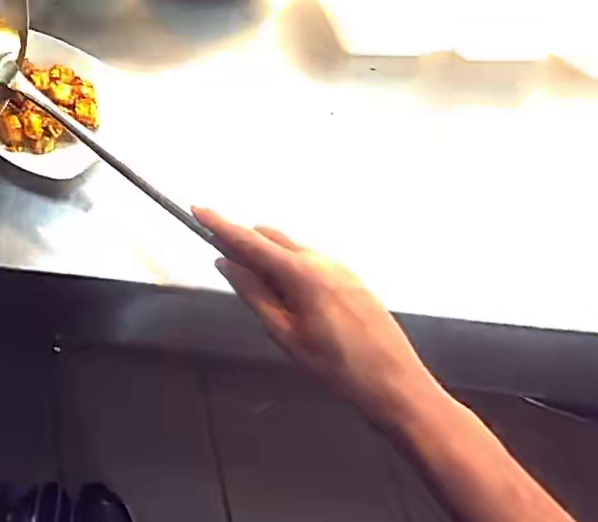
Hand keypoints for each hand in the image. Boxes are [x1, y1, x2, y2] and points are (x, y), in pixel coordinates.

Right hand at [195, 207, 439, 427]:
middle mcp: (319, 259)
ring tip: (268, 298)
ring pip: (289, 248)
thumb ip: (252, 293)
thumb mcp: (284, 334)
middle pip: (269, 237)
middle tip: (229, 268)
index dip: (220, 224)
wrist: (400, 389)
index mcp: (299, 272)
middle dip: (245, 244)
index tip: (197, 208)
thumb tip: (226, 263)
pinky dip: (290, 268)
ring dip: (269, 258)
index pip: (249, 240)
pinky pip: (309, 260)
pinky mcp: (351, 278)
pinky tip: (295, 302)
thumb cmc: (337, 368)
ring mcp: (338, 266)